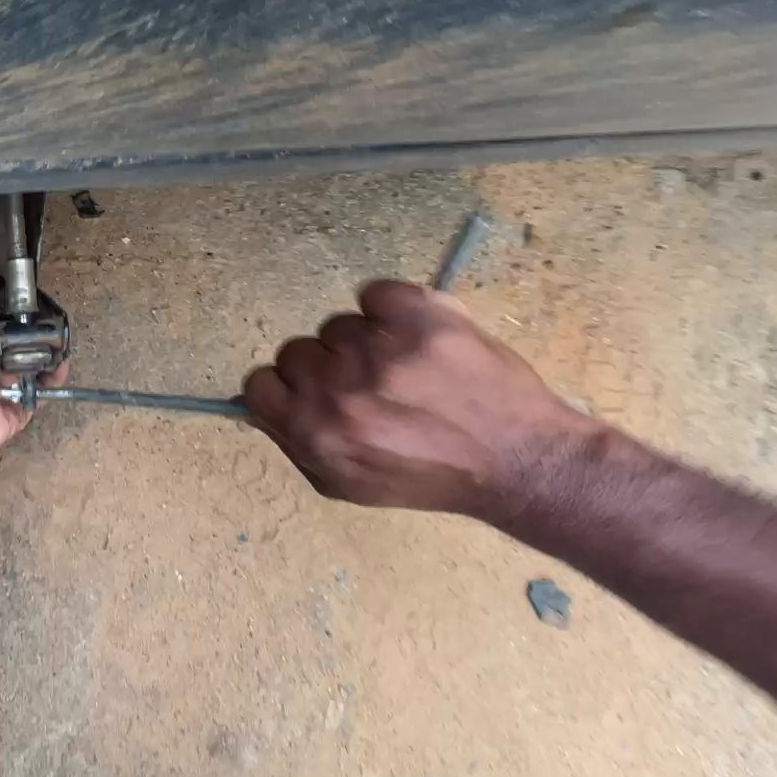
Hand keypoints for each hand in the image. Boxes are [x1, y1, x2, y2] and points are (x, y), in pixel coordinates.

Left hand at [0, 276, 65, 455]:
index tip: (14, 294)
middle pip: (9, 343)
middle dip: (25, 330)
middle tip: (43, 314)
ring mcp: (0, 385)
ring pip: (28, 365)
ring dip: (43, 352)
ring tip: (57, 335)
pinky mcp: (19, 402)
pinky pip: (41, 388)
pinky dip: (53, 377)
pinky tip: (62, 362)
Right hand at [242, 280, 597, 516]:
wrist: (518, 461)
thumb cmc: (425, 478)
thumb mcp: (343, 484)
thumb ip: (294, 444)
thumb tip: (264, 406)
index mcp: (313, 431)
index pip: (258, 384)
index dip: (281, 388)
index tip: (308, 394)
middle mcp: (336, 389)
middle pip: (295, 351)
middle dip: (322, 367)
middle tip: (362, 385)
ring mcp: (380, 350)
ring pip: (338, 326)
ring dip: (360, 342)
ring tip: (399, 366)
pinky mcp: (423, 319)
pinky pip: (377, 293)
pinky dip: (388, 307)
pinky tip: (409, 332)